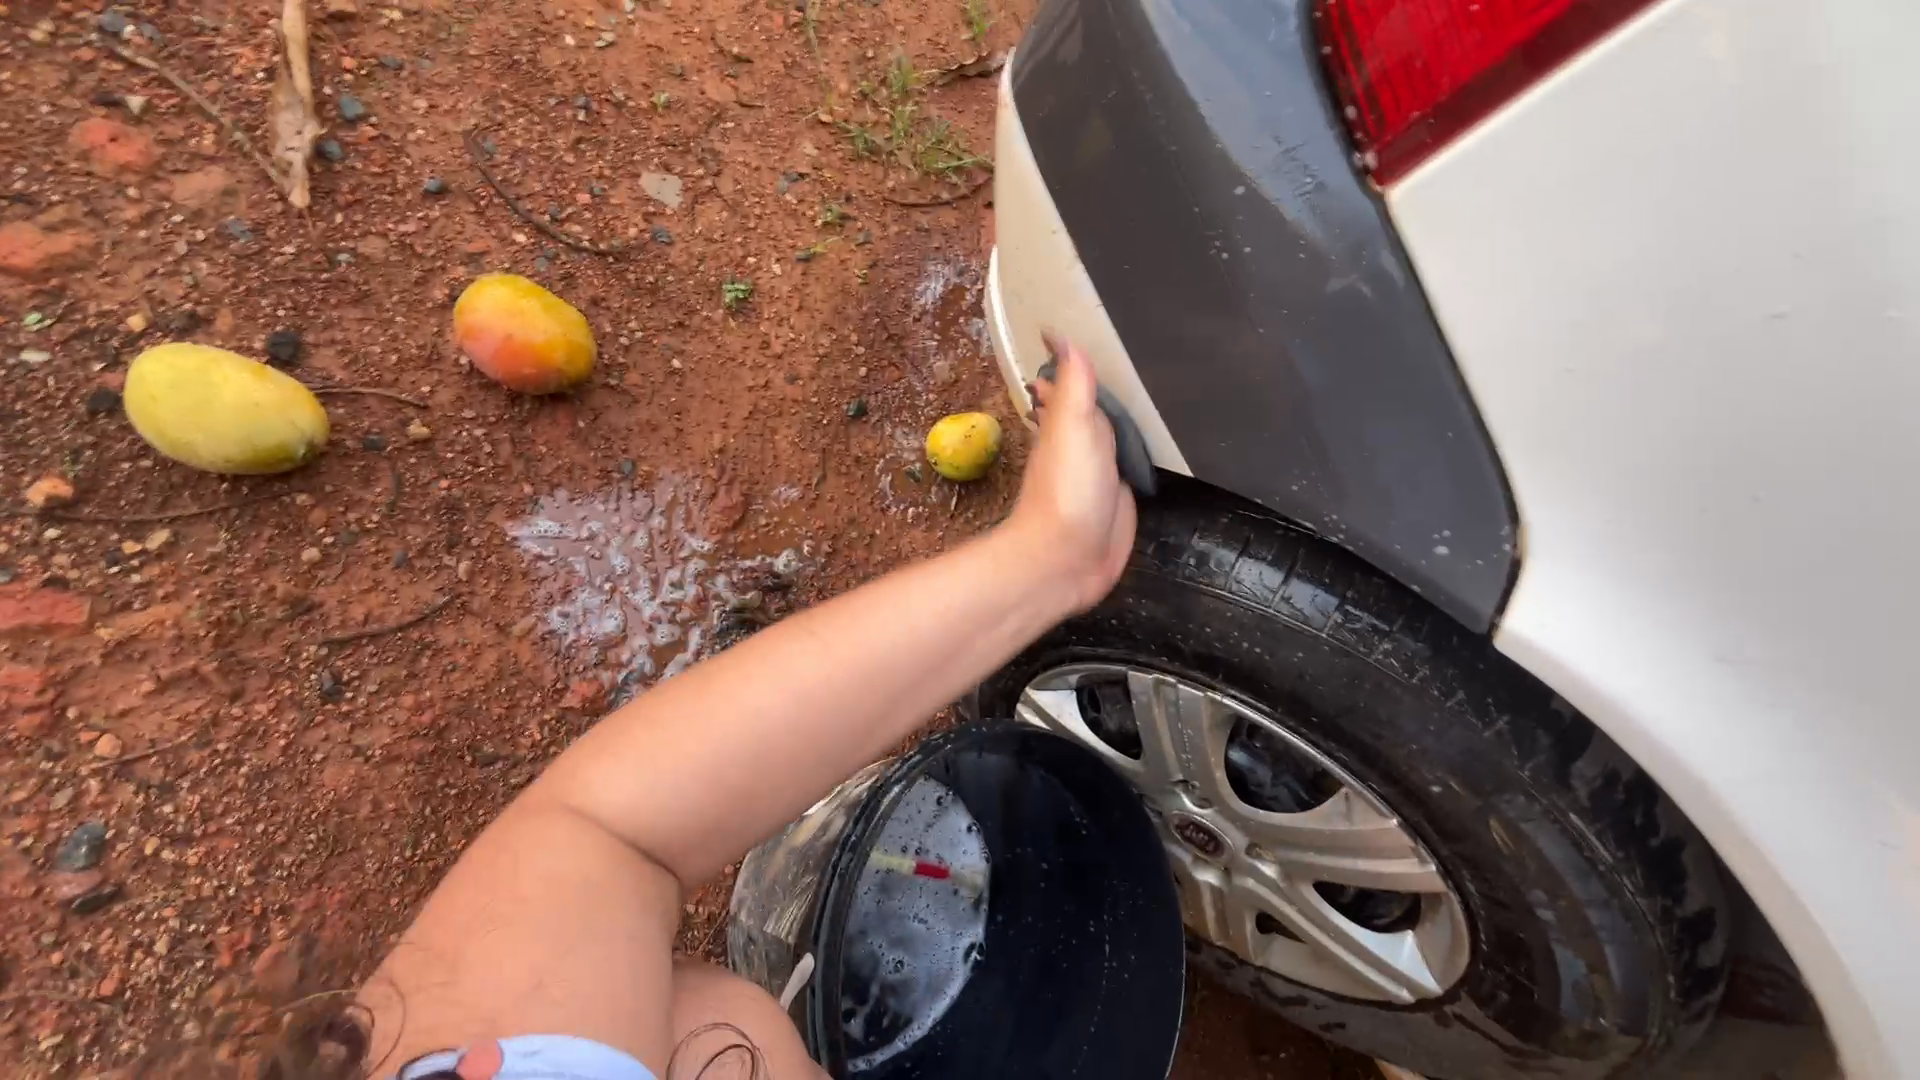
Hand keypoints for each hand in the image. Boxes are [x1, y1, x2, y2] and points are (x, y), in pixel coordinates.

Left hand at [1004, 335, 1137, 611]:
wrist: (1068, 557)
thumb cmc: (1066, 490)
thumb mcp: (1071, 427)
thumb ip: (1072, 385)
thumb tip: (1055, 333)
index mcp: (1069, 421)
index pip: (1078, 381)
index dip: (1087, 359)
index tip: (1106, 323)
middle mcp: (1085, 442)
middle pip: (1102, 406)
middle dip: (1116, 384)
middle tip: (1148, 351)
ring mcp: (1103, 471)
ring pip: (1119, 434)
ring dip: (1132, 417)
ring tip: (1163, 386)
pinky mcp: (1121, 497)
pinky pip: (1135, 465)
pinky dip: (1144, 451)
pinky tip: (1161, 441)